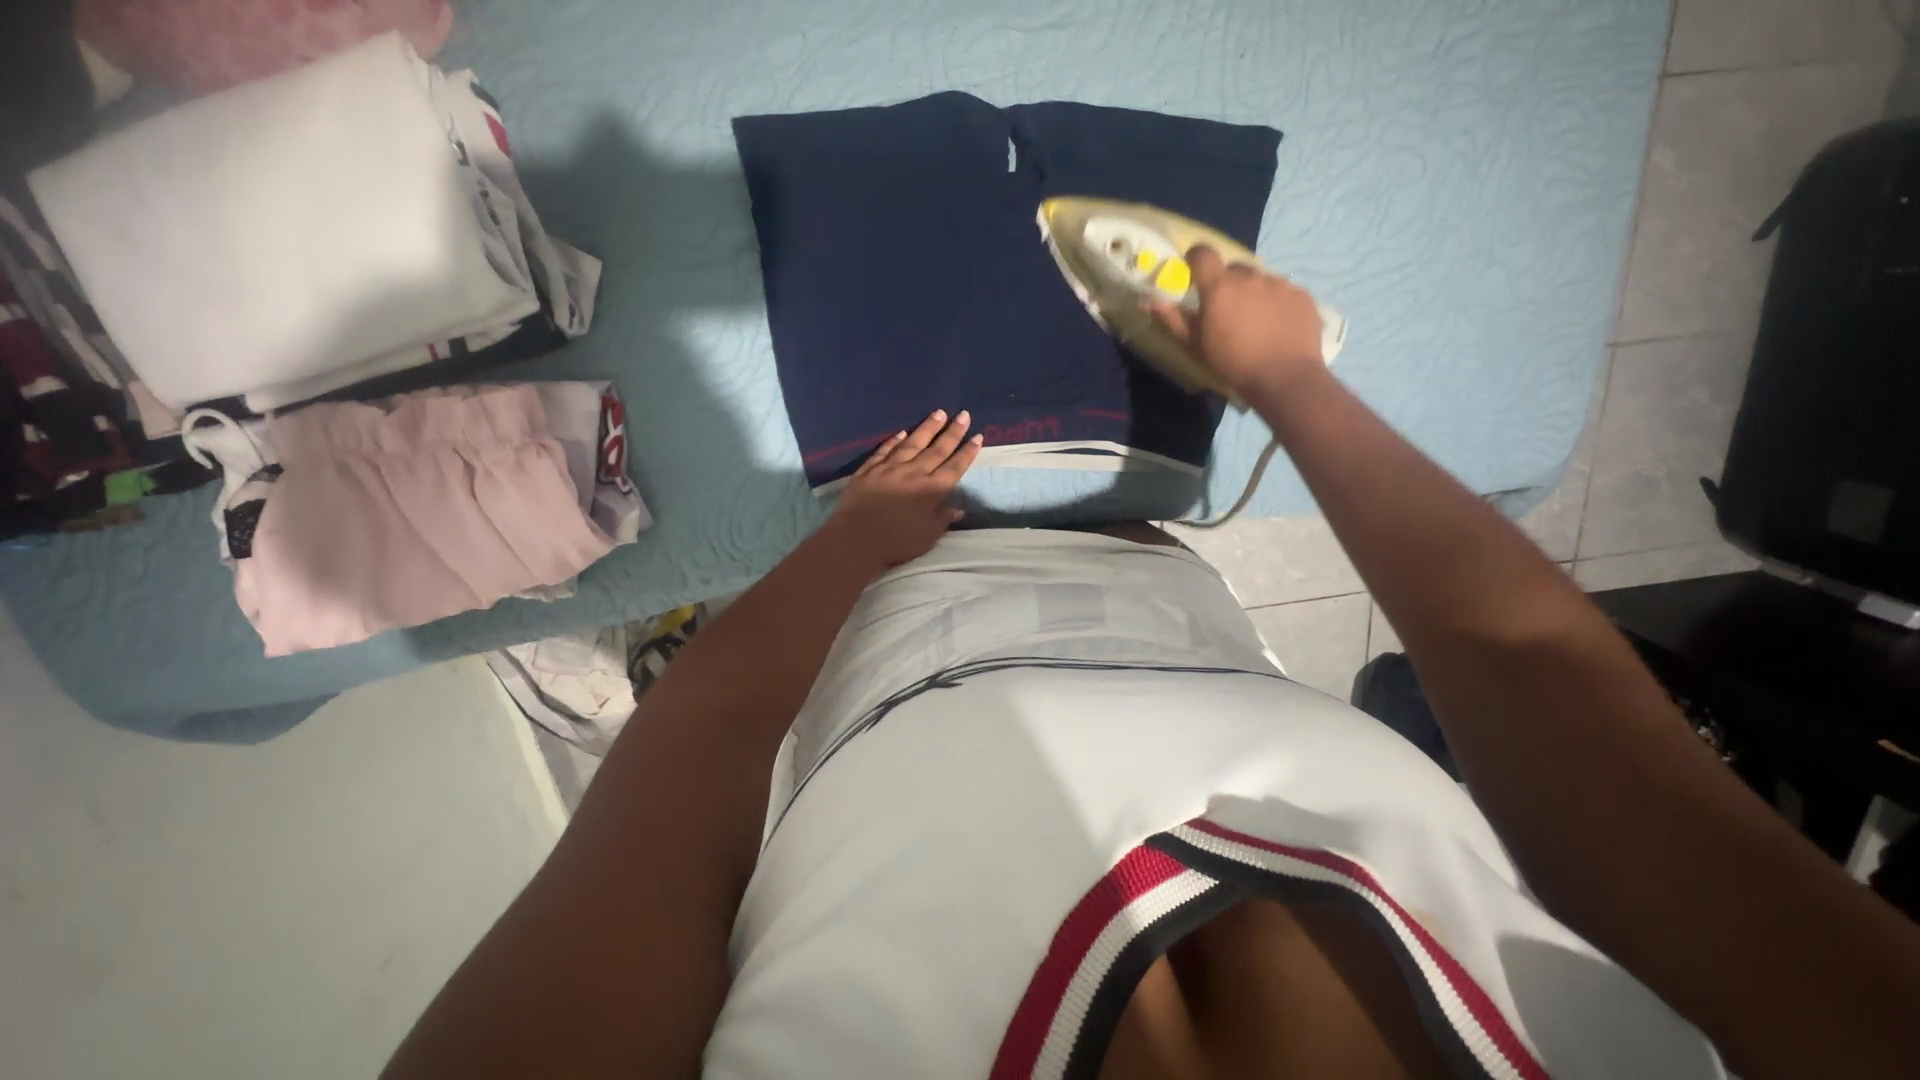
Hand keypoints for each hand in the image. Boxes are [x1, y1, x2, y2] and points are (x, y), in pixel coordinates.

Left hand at [828, 409, 982, 569]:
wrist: (856, 539)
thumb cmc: (897, 542)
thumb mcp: (928, 536)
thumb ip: (943, 519)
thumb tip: (958, 509)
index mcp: (932, 491)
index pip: (954, 467)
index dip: (967, 452)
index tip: (977, 436)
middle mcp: (914, 474)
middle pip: (937, 449)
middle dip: (952, 432)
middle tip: (964, 414)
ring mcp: (890, 469)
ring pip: (912, 444)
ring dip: (927, 428)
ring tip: (939, 413)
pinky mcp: (869, 470)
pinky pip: (885, 451)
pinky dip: (894, 440)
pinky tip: (902, 432)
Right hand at [1150, 245, 1328, 399]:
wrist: (1285, 378)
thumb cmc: (1233, 364)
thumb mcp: (1196, 345)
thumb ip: (1174, 319)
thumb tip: (1149, 300)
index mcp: (1220, 287)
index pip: (1203, 253)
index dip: (1196, 258)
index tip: (1194, 271)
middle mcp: (1251, 277)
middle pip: (1234, 269)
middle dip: (1228, 283)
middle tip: (1228, 309)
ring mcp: (1280, 284)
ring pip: (1261, 280)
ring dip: (1255, 293)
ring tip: (1257, 321)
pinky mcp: (1302, 296)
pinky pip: (1285, 292)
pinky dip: (1278, 304)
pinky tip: (1278, 327)